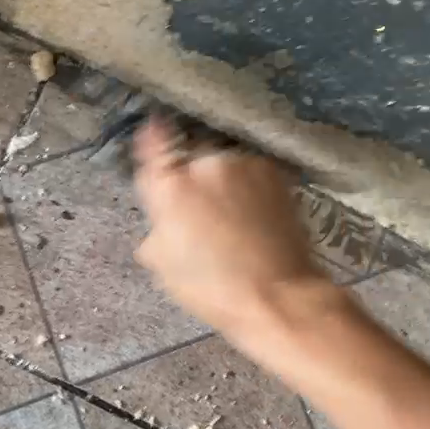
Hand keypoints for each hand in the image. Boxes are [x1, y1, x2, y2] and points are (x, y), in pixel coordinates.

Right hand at [132, 117, 335, 333]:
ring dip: (222, 180)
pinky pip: (249, 171)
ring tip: (231, 216)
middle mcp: (205, 164)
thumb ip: (156, 224)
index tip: (153, 133)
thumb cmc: (212, 287)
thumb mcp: (163, 262)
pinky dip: (247, 186)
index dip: (152, 138)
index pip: (154, 143)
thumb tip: (161, 216)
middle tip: (198, 209)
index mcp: (171, 187)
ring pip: (222, 165)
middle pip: (189, 158)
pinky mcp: (273, 172)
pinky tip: (252, 214)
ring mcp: (242, 165)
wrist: (277, 295)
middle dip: (190, 176)